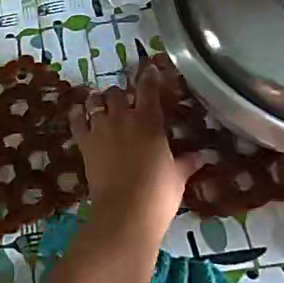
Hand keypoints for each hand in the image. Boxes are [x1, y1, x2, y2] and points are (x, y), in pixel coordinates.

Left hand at [68, 65, 196, 223]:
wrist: (125, 213)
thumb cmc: (158, 193)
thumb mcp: (178, 175)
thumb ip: (188, 162)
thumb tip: (206, 156)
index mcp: (149, 120)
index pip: (148, 87)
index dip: (149, 76)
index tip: (150, 69)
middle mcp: (123, 117)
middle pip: (117, 92)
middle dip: (121, 94)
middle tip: (126, 102)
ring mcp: (101, 129)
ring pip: (95, 101)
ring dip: (99, 101)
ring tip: (102, 105)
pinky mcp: (84, 143)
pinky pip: (77, 120)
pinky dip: (78, 115)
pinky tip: (80, 114)